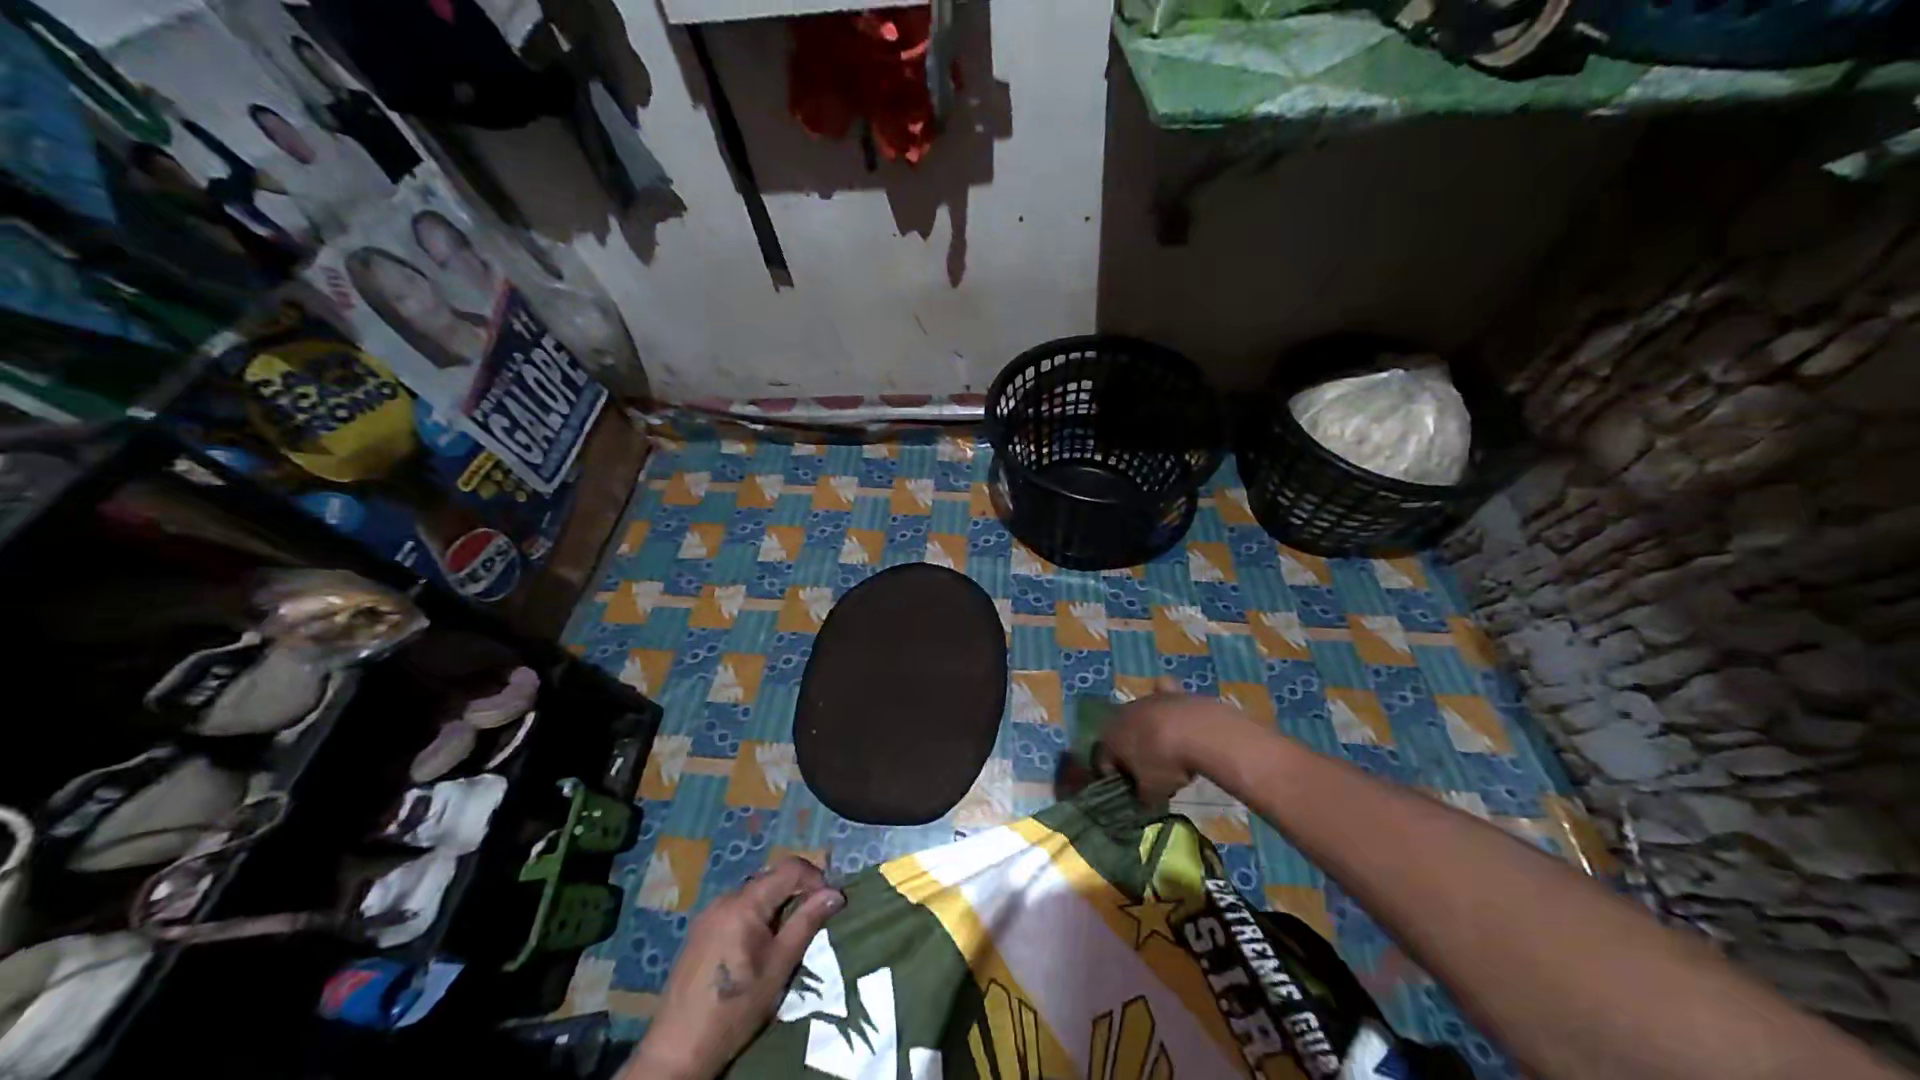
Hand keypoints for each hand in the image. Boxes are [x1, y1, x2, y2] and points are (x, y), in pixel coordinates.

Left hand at [626, 857, 843, 1079]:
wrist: (678, 1048)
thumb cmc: (735, 1009)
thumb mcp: (779, 966)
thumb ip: (807, 923)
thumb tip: (835, 893)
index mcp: (744, 904)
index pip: (789, 868)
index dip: (815, 877)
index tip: (830, 902)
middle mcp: (724, 899)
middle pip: (771, 878)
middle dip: (798, 891)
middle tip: (814, 919)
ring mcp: (708, 914)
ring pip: (754, 893)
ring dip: (778, 904)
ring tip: (789, 936)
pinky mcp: (700, 930)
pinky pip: (737, 908)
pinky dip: (757, 915)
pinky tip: (760, 945)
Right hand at [1099, 676, 1244, 803]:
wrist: (1199, 732)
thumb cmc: (1165, 763)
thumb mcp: (1152, 792)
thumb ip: (1142, 796)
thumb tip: (1143, 797)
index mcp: (1109, 738)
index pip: (1103, 761)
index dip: (1115, 779)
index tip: (1131, 791)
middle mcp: (1121, 714)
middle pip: (1121, 736)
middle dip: (1130, 752)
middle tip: (1148, 772)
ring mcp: (1146, 700)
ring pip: (1140, 716)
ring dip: (1147, 730)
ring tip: (1167, 750)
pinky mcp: (1170, 692)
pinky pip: (1162, 693)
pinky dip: (1165, 699)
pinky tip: (1174, 714)